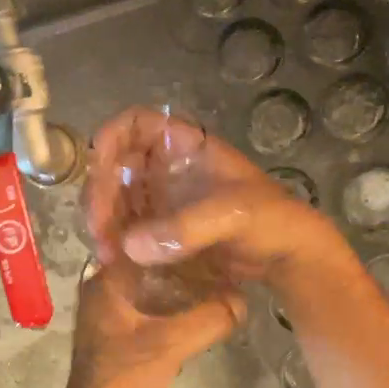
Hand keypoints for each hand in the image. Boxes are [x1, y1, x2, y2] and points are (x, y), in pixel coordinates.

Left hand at [59, 260, 243, 387]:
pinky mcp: (116, 330)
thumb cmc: (126, 375)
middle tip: (221, 262)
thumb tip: (243, 301)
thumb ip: (210, 319)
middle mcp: (103, 288)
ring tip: (216, 281)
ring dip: (179, 286)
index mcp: (106, 280)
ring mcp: (108, 310)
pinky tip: (198, 308)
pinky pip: (148, 306)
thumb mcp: (172, 344)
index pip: (145, 245)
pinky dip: (170, 306)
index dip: (178, 243)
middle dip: (184, 264)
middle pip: (150, 265)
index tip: (212, 241)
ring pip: (150, 286)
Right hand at [83, 106, 352, 295]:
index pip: (136, 124)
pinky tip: (114, 263)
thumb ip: (184, 229)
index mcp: (186, 146)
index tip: (99, 167)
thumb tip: (129, 247)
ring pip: (115, 200)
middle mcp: (166, 167)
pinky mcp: (161, 230)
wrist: (289, 258)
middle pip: (115, 167)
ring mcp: (162, 199)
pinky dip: (116, 242)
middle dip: (100, 196)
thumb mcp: (233, 216)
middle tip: (99, 232)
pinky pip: (127, 228)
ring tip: (106, 255)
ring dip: (103, 223)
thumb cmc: (270, 221)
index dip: (111, 137)